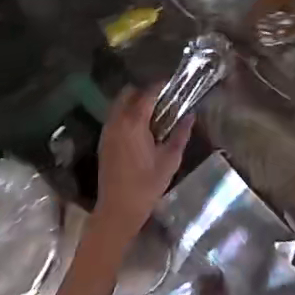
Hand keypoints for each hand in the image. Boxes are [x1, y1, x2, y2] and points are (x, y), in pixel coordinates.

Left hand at [92, 84, 191, 243]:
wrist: (118, 209)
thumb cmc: (147, 185)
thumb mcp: (170, 160)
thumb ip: (181, 134)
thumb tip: (191, 116)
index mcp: (133, 123)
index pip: (147, 94)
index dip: (160, 86)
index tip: (173, 84)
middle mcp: (116, 122)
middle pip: (128, 94)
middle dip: (145, 92)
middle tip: (164, 100)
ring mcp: (107, 131)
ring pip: (119, 105)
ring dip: (134, 103)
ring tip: (155, 114)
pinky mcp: (103, 142)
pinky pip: (115, 118)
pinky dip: (127, 115)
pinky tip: (141, 130)